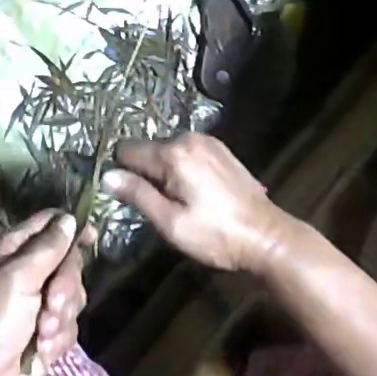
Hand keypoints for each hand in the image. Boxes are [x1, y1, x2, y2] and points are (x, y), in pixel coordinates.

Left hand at [0, 211, 90, 375]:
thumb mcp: (18, 277)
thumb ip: (48, 247)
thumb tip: (70, 218)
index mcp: (15, 248)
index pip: (50, 223)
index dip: (71, 226)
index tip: (91, 236)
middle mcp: (28, 270)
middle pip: (68, 260)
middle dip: (66, 284)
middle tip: (52, 302)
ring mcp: (38, 303)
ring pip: (73, 294)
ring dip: (62, 314)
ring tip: (42, 331)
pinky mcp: (47, 333)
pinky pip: (70, 324)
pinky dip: (60, 337)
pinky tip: (42, 348)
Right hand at [103, 133, 289, 273]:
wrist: (269, 237)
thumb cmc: (217, 235)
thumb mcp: (172, 223)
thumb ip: (138, 195)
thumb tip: (107, 176)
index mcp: (173, 153)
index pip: (128, 150)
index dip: (122, 173)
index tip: (128, 196)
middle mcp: (188, 138)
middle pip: (149, 150)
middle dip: (147, 174)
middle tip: (161, 207)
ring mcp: (207, 141)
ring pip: (168, 151)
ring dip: (166, 172)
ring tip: (182, 203)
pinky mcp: (220, 149)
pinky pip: (187, 152)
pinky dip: (184, 168)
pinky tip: (198, 193)